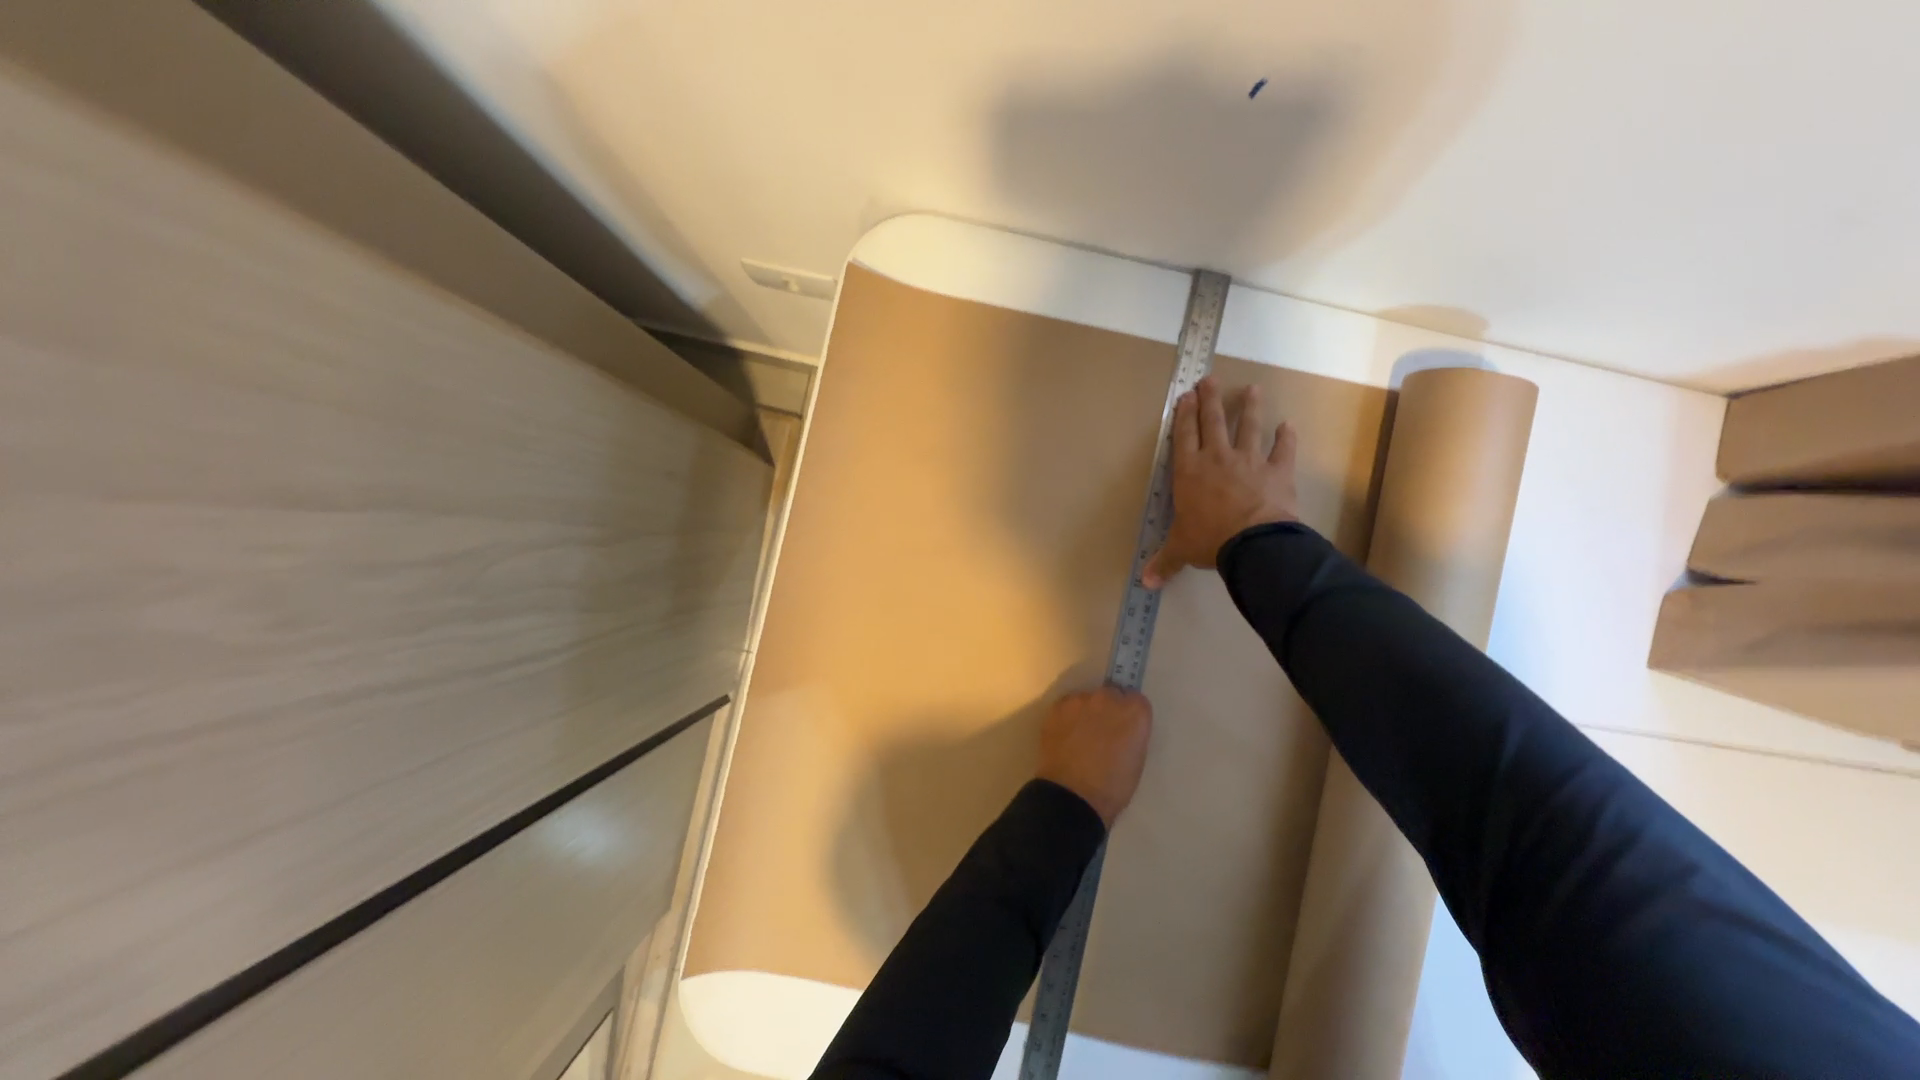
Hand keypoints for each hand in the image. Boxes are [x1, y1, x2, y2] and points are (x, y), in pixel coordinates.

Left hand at [1035, 687, 1152, 826]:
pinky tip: (1064, 737)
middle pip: (1110, 695)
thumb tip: (1121, 730)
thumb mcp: (1136, 760)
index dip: (1128, 716)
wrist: (1073, 796)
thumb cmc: (1113, 787)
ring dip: (1085, 713)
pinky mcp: (1058, 707)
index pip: (1136, 701)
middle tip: (1100, 733)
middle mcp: (1109, 698)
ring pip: (1086, 700)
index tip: (1123, 730)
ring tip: (1078, 737)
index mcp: (1135, 712)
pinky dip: (1066, 718)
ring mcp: (1081, 700)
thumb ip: (1132, 735)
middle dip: (1107, 710)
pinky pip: (1066, 707)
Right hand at [1141, 376, 1298, 588]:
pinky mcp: (1277, 470)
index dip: (1184, 415)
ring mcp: (1249, 461)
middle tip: (1210, 379)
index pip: (1184, 436)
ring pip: (1249, 427)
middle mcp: (1217, 459)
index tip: (1186, 396)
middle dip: (1210, 399)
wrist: (1253, 543)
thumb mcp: (1182, 550)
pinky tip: (1289, 425)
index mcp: (1189, 472)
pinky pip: (1283, 450)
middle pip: (1213, 421)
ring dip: (1250, 407)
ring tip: (1253, 390)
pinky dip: (1286, 437)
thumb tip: (1144, 583)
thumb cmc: (1209, 541)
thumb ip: (1164, 562)